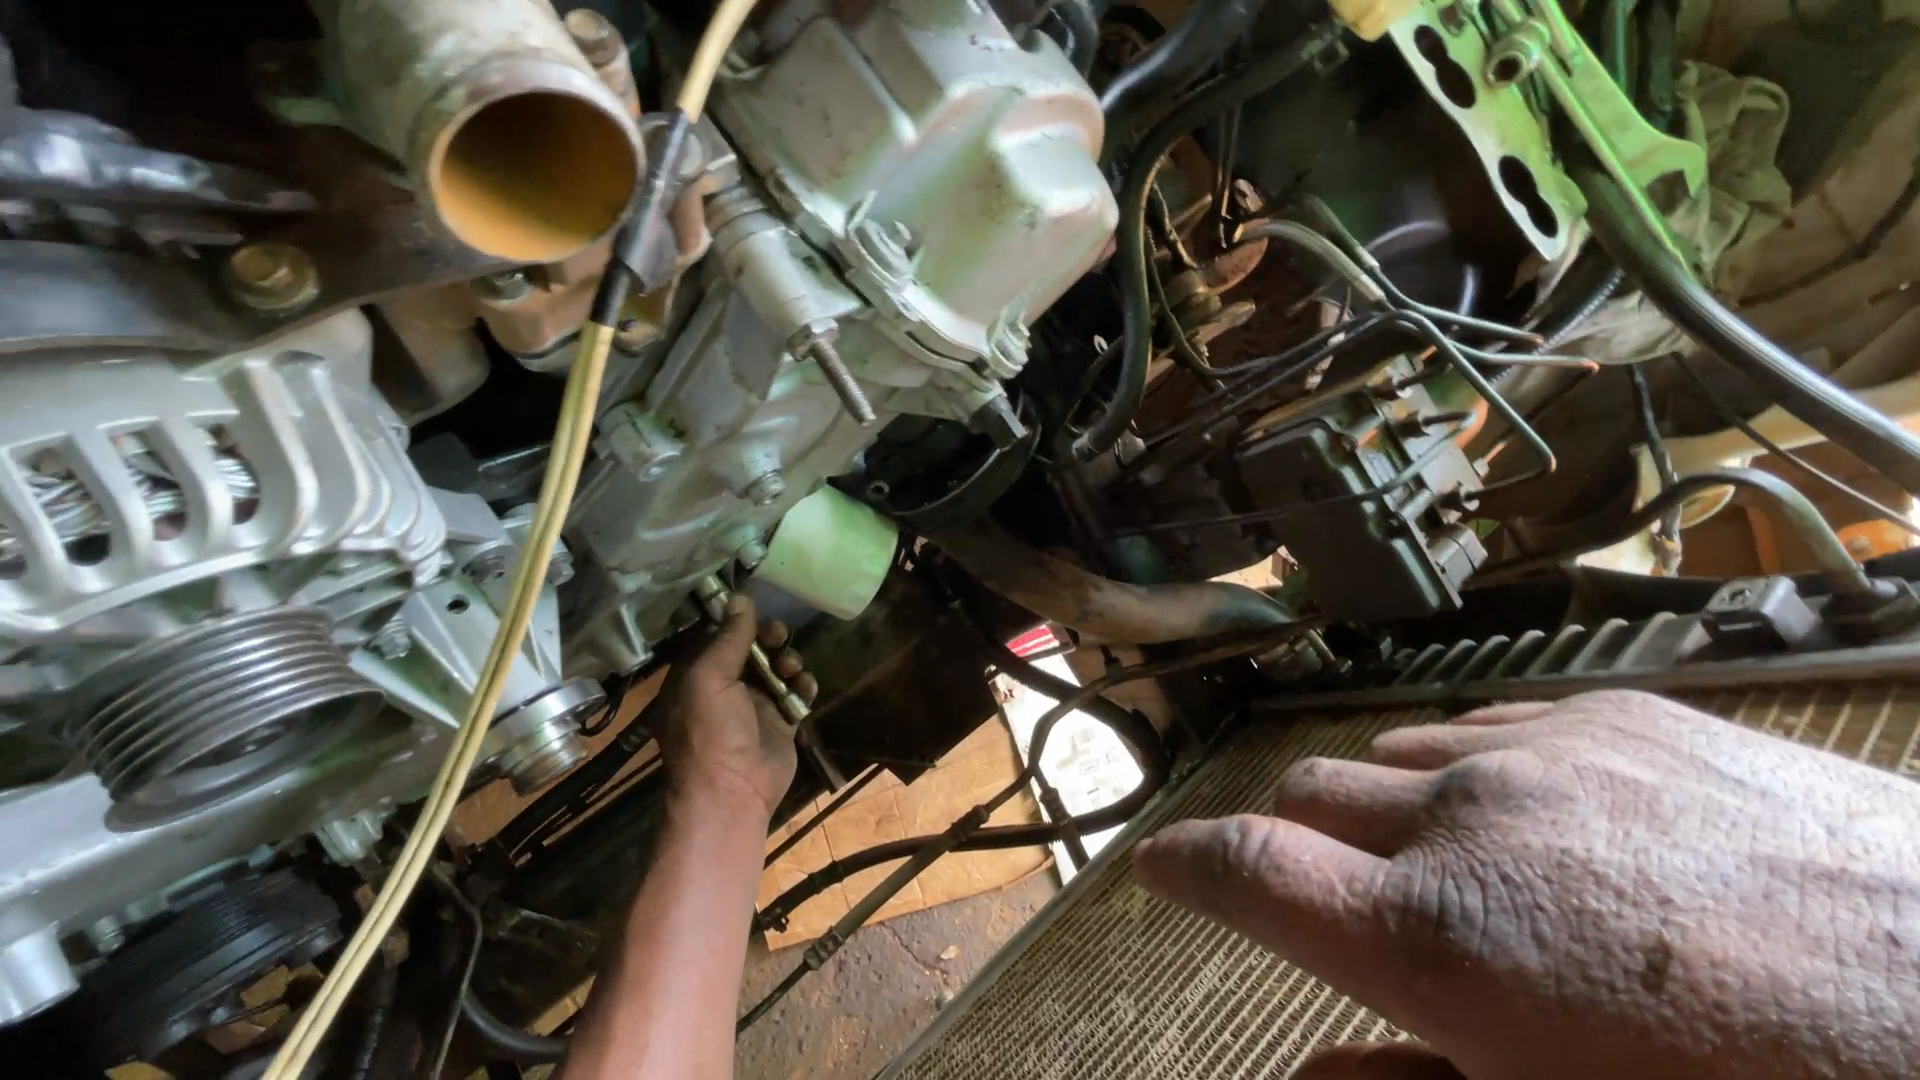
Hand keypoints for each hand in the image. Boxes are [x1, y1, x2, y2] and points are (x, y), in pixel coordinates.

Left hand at [661, 595, 813, 819]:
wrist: (732, 791)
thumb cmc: (710, 730)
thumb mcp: (710, 677)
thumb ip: (728, 638)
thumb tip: (739, 598)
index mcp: (696, 677)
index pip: (717, 637)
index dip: (737, 621)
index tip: (756, 607)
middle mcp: (723, 689)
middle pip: (751, 650)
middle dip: (767, 638)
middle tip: (778, 636)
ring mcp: (753, 707)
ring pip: (776, 669)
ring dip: (788, 661)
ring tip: (791, 669)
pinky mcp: (780, 723)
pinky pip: (796, 695)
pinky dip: (803, 687)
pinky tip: (805, 687)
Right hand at [1134, 690, 1919, 1079]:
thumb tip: (1298, 1077)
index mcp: (1443, 942)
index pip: (1249, 868)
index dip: (1188, 862)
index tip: (1160, 864)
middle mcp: (1467, 820)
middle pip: (1307, 793)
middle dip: (1299, 842)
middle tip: (1349, 897)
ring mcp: (1546, 750)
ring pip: (1392, 754)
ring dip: (1393, 807)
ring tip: (1470, 865)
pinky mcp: (1625, 712)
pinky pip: (1486, 722)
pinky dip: (1472, 769)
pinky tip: (1551, 819)